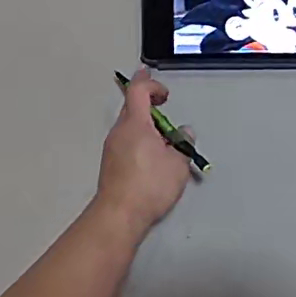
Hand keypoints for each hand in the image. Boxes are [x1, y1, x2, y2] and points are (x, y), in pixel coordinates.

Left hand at [95, 68, 193, 235]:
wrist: (119, 212)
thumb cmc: (150, 184)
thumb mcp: (177, 164)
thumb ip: (182, 143)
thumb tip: (185, 132)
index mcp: (134, 123)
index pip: (137, 90)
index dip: (151, 84)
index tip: (165, 93)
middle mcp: (119, 130)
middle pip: (131, 105)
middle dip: (147, 100)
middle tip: (162, 101)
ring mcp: (111, 145)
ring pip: (128, 124)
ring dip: (144, 121)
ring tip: (163, 136)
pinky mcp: (110, 160)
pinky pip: (125, 139)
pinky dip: (138, 136)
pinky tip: (150, 153)